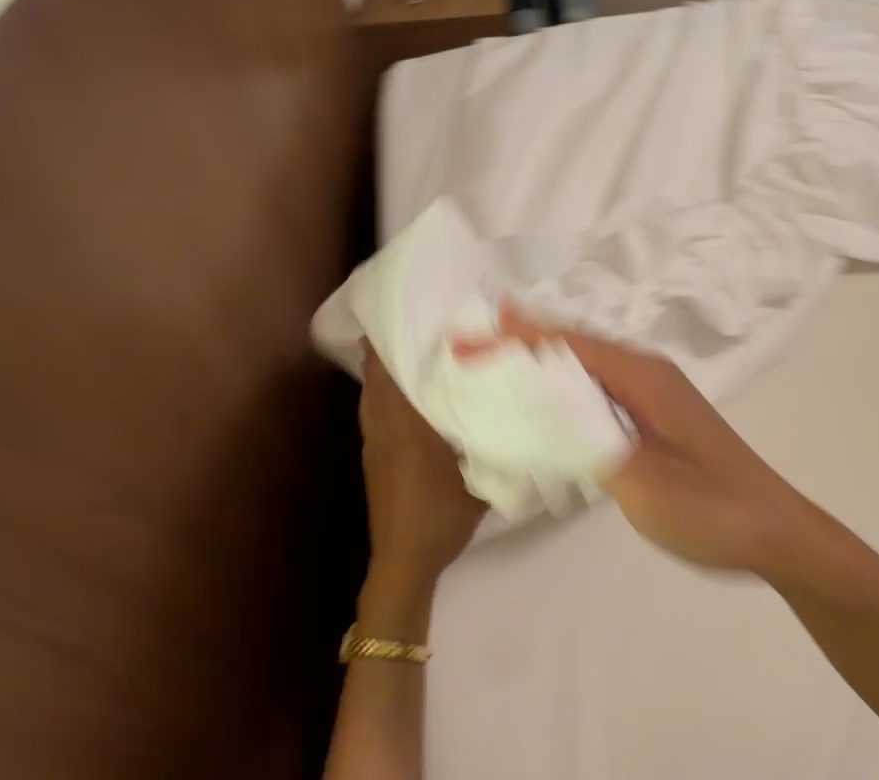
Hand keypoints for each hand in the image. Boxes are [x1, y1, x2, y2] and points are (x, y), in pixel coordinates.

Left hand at [358, 344, 487, 588]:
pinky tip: (402, 398)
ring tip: (403, 353)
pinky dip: (381, 396)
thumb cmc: (440, 518)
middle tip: (408, 326)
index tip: (403, 315)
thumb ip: (489, 444)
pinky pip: (372, 413)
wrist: (403, 561)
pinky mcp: (371, 459)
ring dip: (381, 373)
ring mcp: (372, 445)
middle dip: (384, 350)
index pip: (389, 374)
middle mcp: (383, 428)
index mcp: (407, 427)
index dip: (389, 343)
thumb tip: (507, 413)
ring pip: (371, 397)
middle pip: (375, 378)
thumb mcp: (476, 481)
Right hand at [455, 304, 825, 578]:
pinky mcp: (653, 417)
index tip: (469, 337)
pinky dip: (561, 386)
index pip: (567, 345)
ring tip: (493, 358)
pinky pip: (596, 388)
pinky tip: (541, 399)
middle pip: (573, 345)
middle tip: (470, 343)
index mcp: (644, 378)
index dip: (516, 339)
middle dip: (520, 341)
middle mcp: (646, 373)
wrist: (777, 535)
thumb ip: (590, 442)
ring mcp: (652, 394)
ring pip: (584, 365)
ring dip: (539, 360)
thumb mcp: (643, 482)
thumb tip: (539, 409)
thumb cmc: (712, 510)